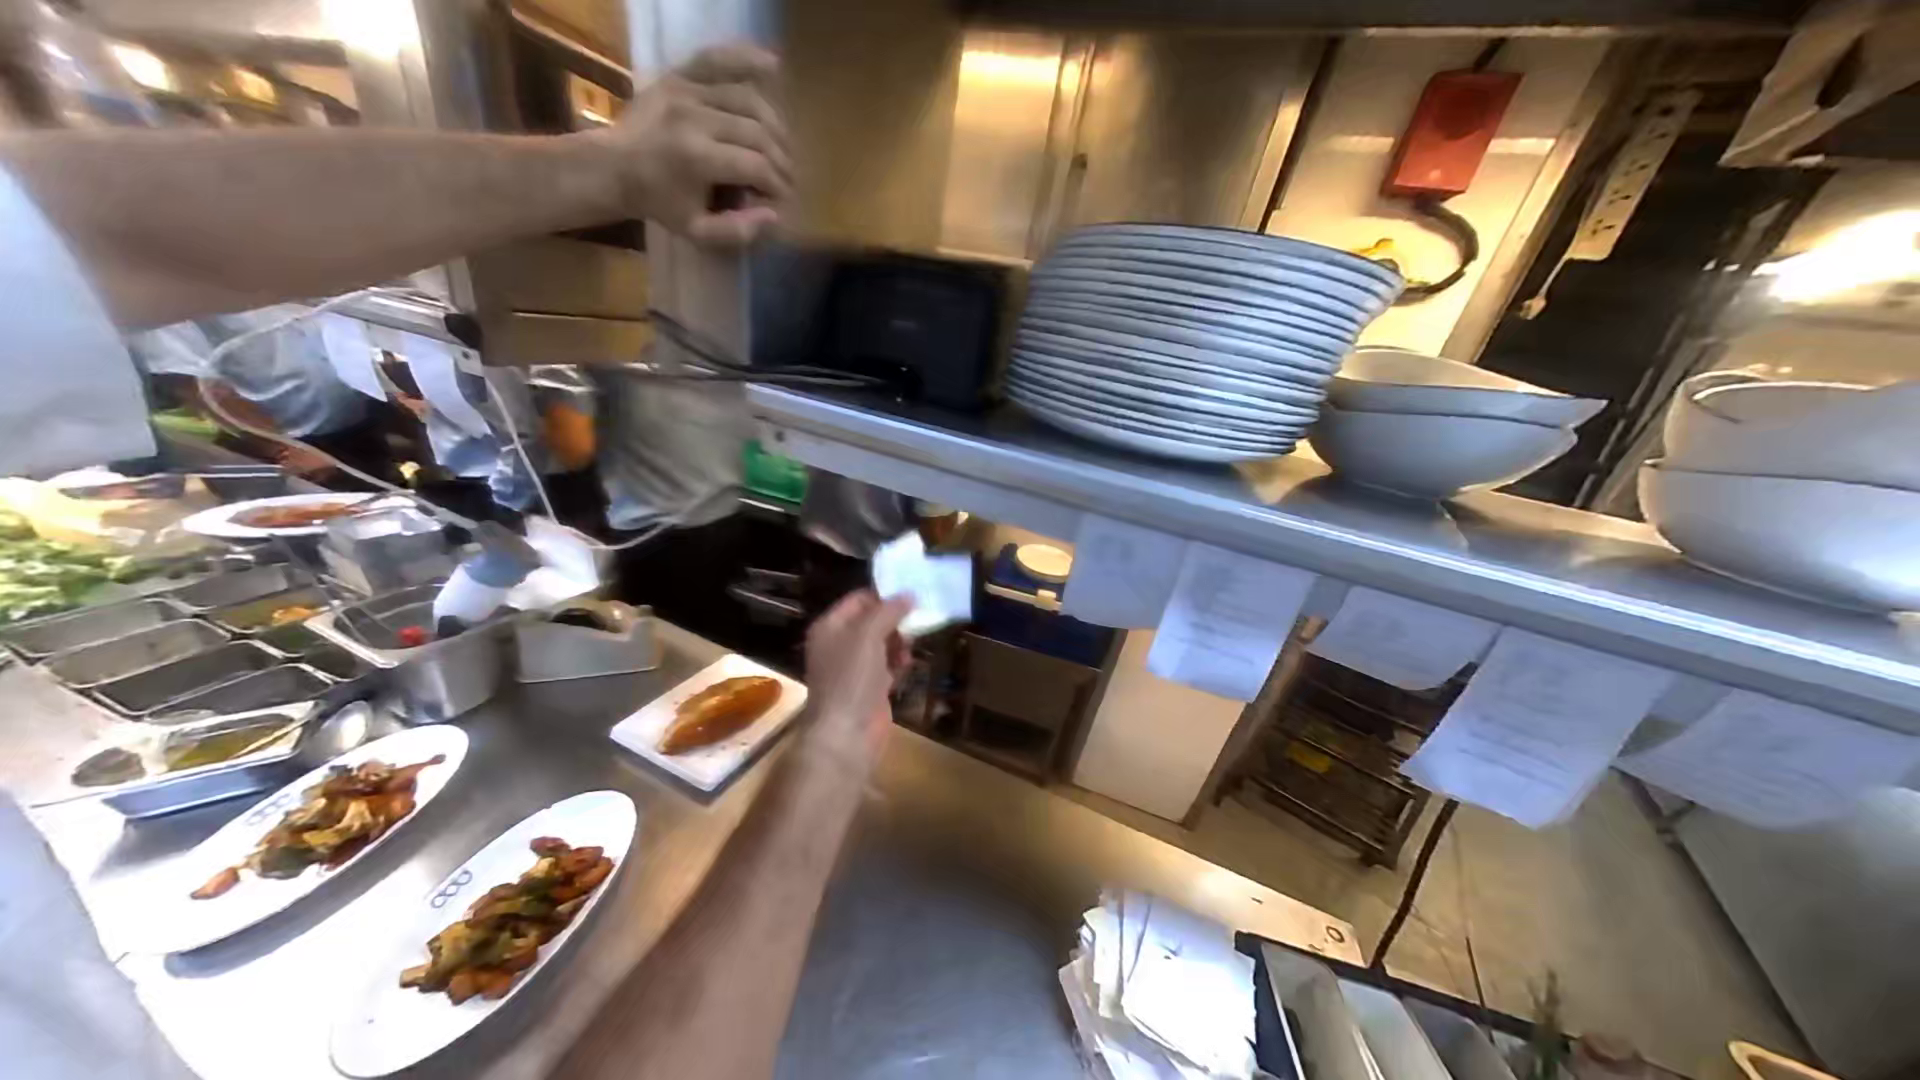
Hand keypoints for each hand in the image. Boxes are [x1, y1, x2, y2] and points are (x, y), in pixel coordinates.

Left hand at [598, 44, 790, 247]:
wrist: (612, 166)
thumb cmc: (659, 204)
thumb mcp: (696, 231)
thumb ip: (736, 230)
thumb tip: (774, 214)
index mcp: (697, 157)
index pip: (757, 166)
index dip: (778, 184)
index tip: (782, 197)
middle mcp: (694, 117)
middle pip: (758, 133)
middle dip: (780, 160)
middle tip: (785, 177)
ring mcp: (686, 90)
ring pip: (749, 101)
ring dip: (774, 126)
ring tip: (781, 148)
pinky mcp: (679, 75)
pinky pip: (717, 59)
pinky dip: (746, 59)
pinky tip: (773, 66)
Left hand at [801, 589, 911, 775]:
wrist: (847, 734)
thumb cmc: (851, 678)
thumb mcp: (867, 635)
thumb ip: (888, 611)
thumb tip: (908, 594)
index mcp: (830, 627)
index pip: (858, 599)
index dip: (883, 594)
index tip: (912, 592)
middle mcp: (839, 644)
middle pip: (872, 620)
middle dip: (895, 618)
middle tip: (920, 616)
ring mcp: (854, 667)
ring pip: (882, 643)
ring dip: (900, 640)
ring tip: (914, 641)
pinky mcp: (870, 687)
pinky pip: (888, 665)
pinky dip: (899, 661)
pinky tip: (910, 661)